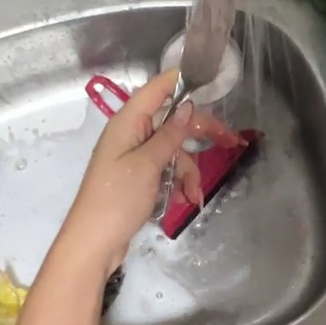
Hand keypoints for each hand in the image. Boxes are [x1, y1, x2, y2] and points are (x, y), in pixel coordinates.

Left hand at [55, 71, 228, 274]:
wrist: (94, 243)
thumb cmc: (116, 200)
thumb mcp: (147, 165)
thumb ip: (169, 135)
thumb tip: (187, 105)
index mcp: (128, 123)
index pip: (156, 89)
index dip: (181, 81)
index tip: (210, 81)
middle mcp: (131, 134)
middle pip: (171, 122)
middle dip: (199, 134)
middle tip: (231, 142)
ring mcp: (134, 157)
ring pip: (173, 151)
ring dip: (188, 172)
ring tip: (194, 196)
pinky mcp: (138, 178)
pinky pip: (166, 171)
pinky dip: (178, 184)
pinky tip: (185, 201)